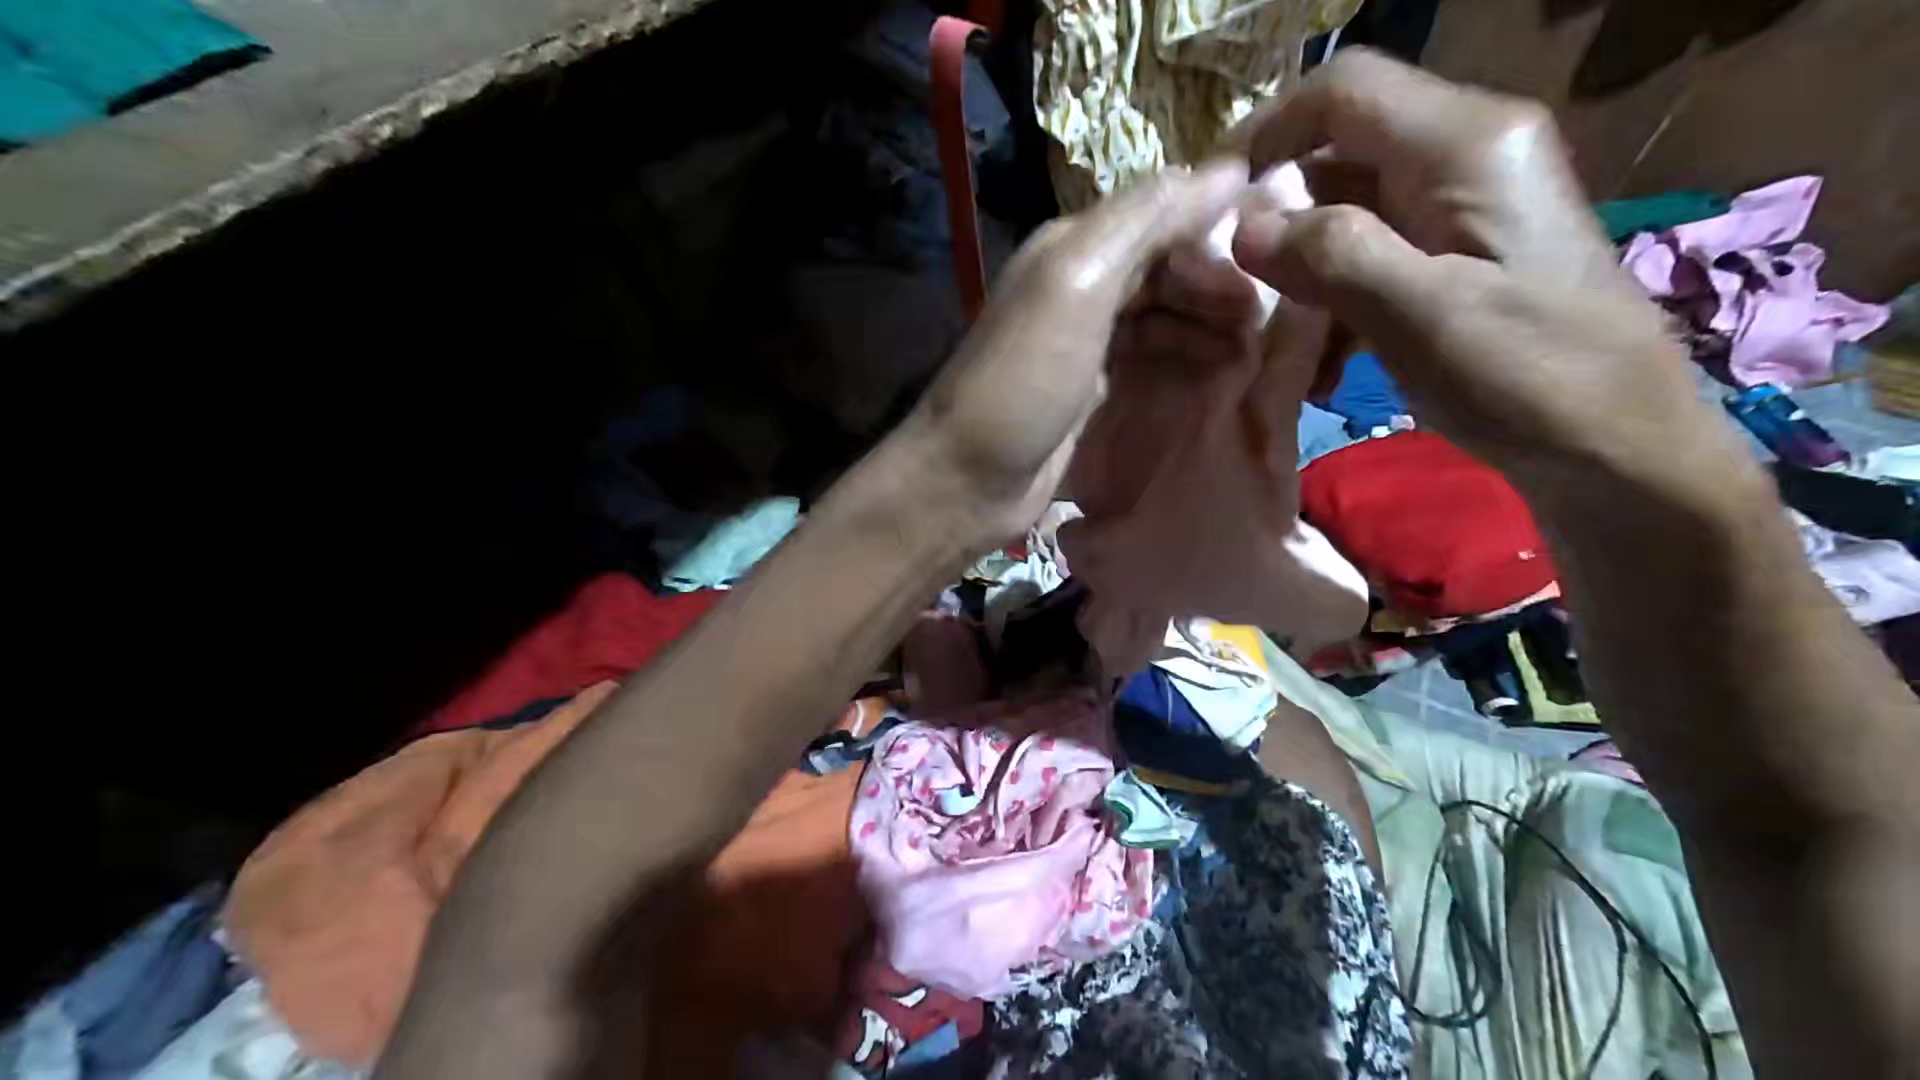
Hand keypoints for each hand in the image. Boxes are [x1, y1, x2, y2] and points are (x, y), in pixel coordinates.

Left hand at [892, 162, 1249, 550]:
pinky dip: (1182, 359)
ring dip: (1205, 324)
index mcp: (1071, 247)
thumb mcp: (1079, 284)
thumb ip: (1146, 221)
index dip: (1215, 231)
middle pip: (1164, 266)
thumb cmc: (1024, 380)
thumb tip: (1230, 167)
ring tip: (1250, 349)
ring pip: (1160, 314)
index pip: (1160, 216)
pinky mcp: (1090, 391)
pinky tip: (1216, 375)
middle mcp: (1078, 286)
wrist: (969, 478)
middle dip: (1215, 283)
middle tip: (1264, 316)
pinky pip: (1149, 359)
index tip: (1269, 261)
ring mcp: (1083, 343)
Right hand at [1229, 50, 1711, 495]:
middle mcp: (1461, 156)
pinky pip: (1363, 256)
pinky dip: (1327, 302)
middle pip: (1334, 153)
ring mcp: (1456, 208)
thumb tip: (1243, 227)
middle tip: (1230, 290)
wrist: (1611, 442)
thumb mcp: (1424, 316)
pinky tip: (1322, 364)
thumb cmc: (1531, 377)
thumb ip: (1334, 258)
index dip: (1264, 133)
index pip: (1342, 91)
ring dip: (1296, 274)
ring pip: (1340, 212)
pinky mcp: (1449, 254)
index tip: (1209, 205)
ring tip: (1278, 343)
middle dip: (1273, 220)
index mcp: (1466, 146)